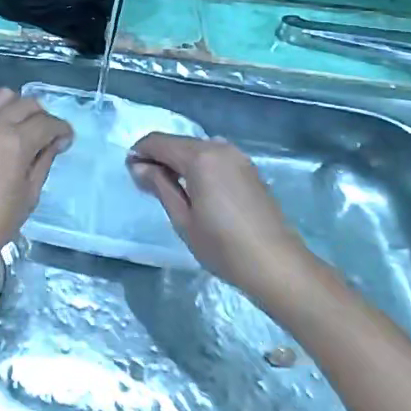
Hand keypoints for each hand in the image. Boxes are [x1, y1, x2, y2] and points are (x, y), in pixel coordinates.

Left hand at [0, 87, 73, 276]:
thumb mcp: (29, 194)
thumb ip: (43, 161)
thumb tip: (55, 141)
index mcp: (16, 143)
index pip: (47, 123)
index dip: (62, 130)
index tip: (66, 140)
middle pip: (27, 104)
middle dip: (43, 117)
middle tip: (47, 135)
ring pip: (2, 95)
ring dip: (17, 104)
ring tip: (21, 123)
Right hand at [128, 132, 312, 296]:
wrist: (280, 268)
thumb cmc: (224, 247)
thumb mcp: (183, 219)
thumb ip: (159, 185)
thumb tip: (138, 166)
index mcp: (200, 157)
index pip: (158, 142)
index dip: (139, 153)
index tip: (130, 172)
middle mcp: (219, 148)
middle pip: (177, 143)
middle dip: (158, 157)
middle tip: (146, 183)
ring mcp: (238, 158)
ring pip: (196, 149)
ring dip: (178, 161)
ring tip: (170, 188)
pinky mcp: (249, 170)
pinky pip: (214, 158)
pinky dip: (198, 166)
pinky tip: (196, 190)